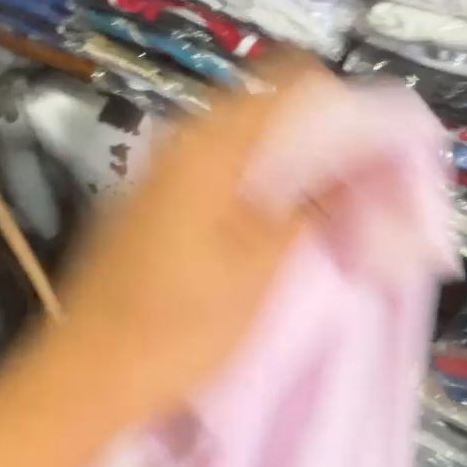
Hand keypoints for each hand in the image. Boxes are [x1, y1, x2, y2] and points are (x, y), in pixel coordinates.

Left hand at [43, 52, 337, 425]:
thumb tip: (363, 170)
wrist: (86, 382)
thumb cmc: (177, 330)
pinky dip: (256, 204)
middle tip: (360, 205)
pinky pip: (218, 188)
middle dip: (322, 152)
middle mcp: (180, 146)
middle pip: (270, 117)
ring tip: (328, 230)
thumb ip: (316, 208)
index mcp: (210, 144)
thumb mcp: (262, 271)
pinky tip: (275, 247)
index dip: (347, 115)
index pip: (295, 84)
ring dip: (291, 181)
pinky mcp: (150, 216)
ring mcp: (159, 180)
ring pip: (245, 156)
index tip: (379, 162)